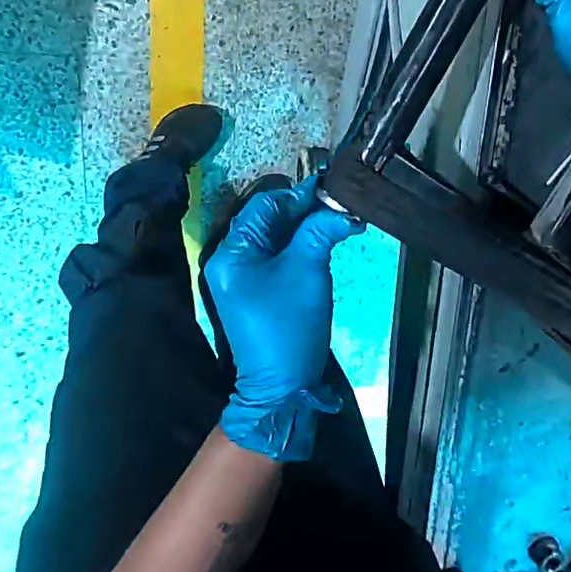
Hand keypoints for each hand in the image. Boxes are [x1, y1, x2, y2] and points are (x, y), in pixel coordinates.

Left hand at [203, 178, 362, 460]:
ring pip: (272, 237)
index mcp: (230, 252)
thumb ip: (319, 232)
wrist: (281, 384)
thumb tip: (342, 208)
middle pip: (266, 220)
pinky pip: (274, 256)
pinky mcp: (254, 289)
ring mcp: (240, 275)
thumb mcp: (306, 271)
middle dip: (301, 209)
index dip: (297, 194)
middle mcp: (228, 259)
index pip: (263, 206)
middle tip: (338, 202)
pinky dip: (297, 245)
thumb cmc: (289, 325)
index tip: (331, 187)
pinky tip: (323, 238)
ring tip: (336, 217)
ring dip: (302, 226)